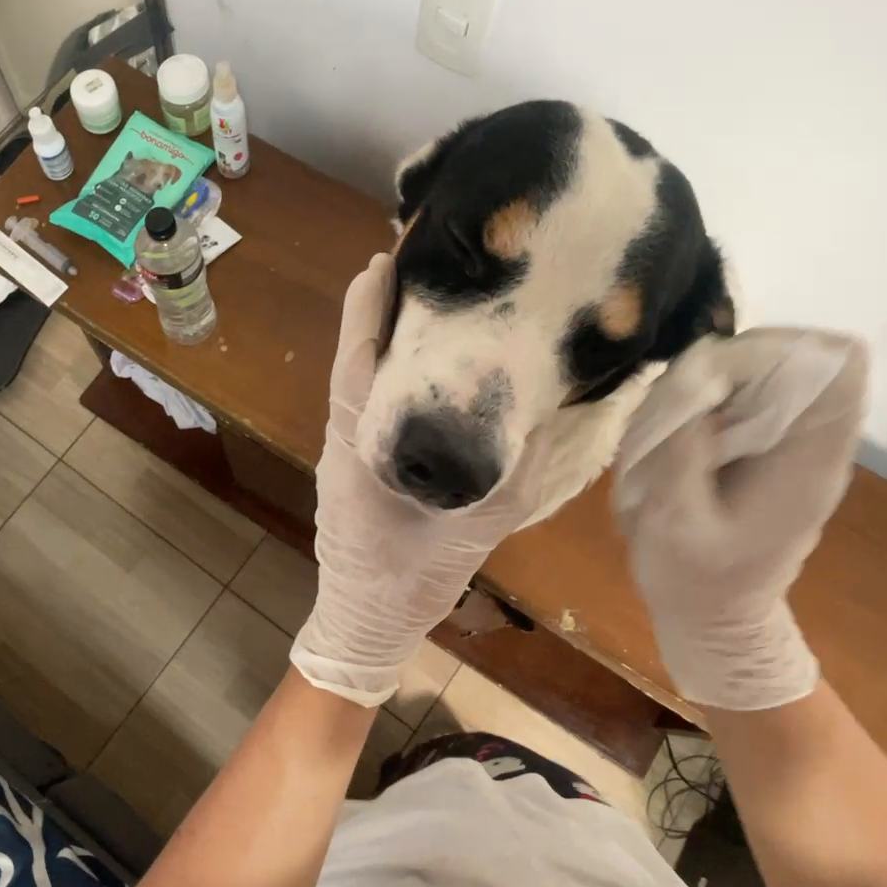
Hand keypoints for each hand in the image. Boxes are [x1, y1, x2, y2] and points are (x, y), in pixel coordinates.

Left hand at [289, 255, 553, 706]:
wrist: (363, 627)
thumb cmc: (407, 584)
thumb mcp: (470, 534)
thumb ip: (508, 477)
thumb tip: (544, 415)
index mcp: (357, 449)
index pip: (355, 361)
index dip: (367, 309)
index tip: (386, 259)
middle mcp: (342, 440)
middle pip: (356, 360)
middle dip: (380, 310)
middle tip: (418, 262)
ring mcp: (341, 453)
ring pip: (360, 382)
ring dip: (386, 339)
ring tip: (427, 299)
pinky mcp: (351, 468)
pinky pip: (368, 407)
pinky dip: (390, 374)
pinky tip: (424, 365)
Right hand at [611, 329, 868, 710]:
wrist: (715, 620)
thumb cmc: (693, 580)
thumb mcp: (672, 522)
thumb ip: (683, 454)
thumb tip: (694, 383)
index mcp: (809, 461)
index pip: (837, 365)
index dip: (777, 348)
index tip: (712, 374)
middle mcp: (812, 444)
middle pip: (794, 357)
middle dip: (729, 366)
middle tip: (677, 408)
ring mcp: (791, 447)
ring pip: (763, 373)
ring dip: (709, 385)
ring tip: (670, 429)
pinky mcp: (767, 451)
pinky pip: (744, 398)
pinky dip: (705, 403)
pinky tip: (677, 439)